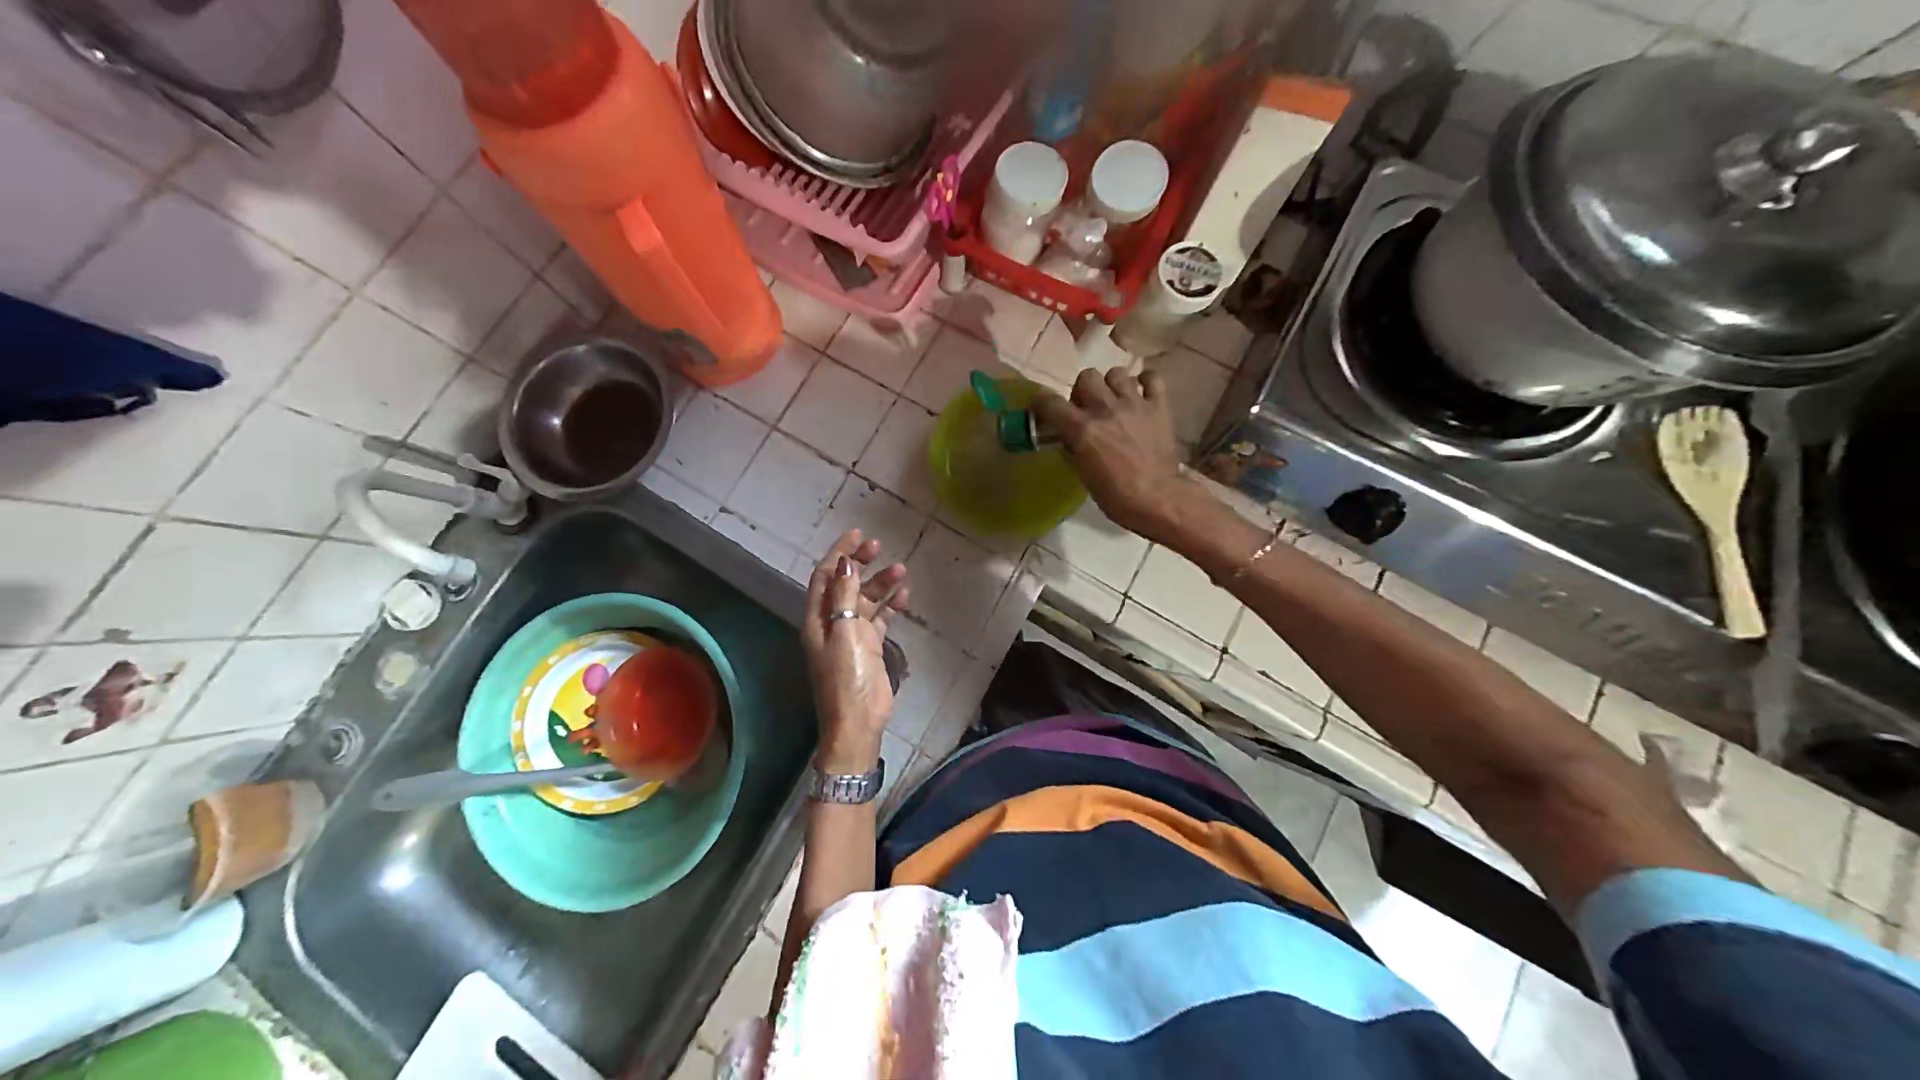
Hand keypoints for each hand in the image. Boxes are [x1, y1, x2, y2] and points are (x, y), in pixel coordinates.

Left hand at [802, 530, 909, 774]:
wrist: (858, 721)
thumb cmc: (846, 676)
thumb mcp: (843, 632)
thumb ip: (845, 596)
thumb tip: (846, 562)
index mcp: (817, 618)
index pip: (825, 576)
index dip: (838, 553)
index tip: (857, 534)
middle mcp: (832, 622)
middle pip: (846, 584)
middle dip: (860, 563)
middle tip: (879, 547)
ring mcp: (851, 635)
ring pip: (866, 600)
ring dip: (880, 584)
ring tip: (901, 570)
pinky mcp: (870, 647)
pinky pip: (880, 619)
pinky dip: (890, 606)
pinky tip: (904, 595)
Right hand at [1033, 367, 1202, 541]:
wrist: (1157, 499)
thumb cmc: (1115, 496)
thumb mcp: (1083, 474)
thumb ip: (1072, 449)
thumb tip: (1067, 438)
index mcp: (1082, 428)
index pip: (1050, 401)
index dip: (1041, 402)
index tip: (1042, 408)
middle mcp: (1105, 408)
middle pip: (1086, 376)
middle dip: (1083, 390)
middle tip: (1088, 408)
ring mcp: (1134, 404)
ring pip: (1117, 373)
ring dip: (1112, 385)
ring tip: (1116, 401)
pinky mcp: (1159, 406)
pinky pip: (1152, 378)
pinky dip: (1146, 382)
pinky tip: (1142, 394)